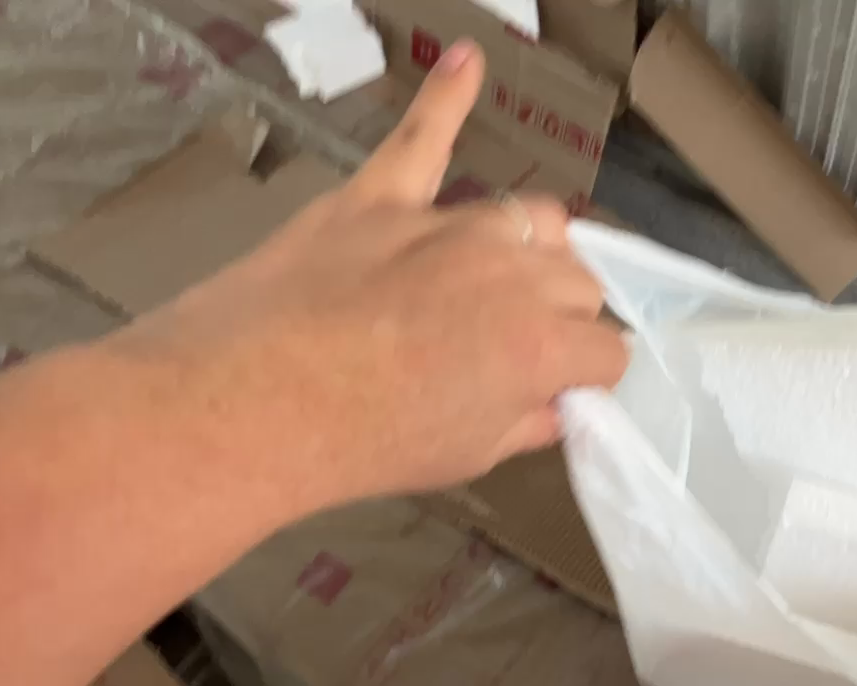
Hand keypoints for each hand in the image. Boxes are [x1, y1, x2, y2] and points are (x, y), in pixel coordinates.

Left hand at [113, 40, 625, 508]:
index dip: (593, 376)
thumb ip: (534, 420)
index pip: (610, 351)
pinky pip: (423, 137)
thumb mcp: (475, 454)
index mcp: (543, 347)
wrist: (247, 406)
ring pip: (535, 221)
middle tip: (528, 349)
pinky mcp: (381, 199)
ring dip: (539, 254)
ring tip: (512, 280)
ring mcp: (448, 227)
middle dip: (571, 319)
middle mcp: (513, 276)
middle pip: (582, 282)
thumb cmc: (371, 443)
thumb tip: (558, 401)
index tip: (567, 389)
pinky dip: (447, 99)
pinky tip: (470, 61)